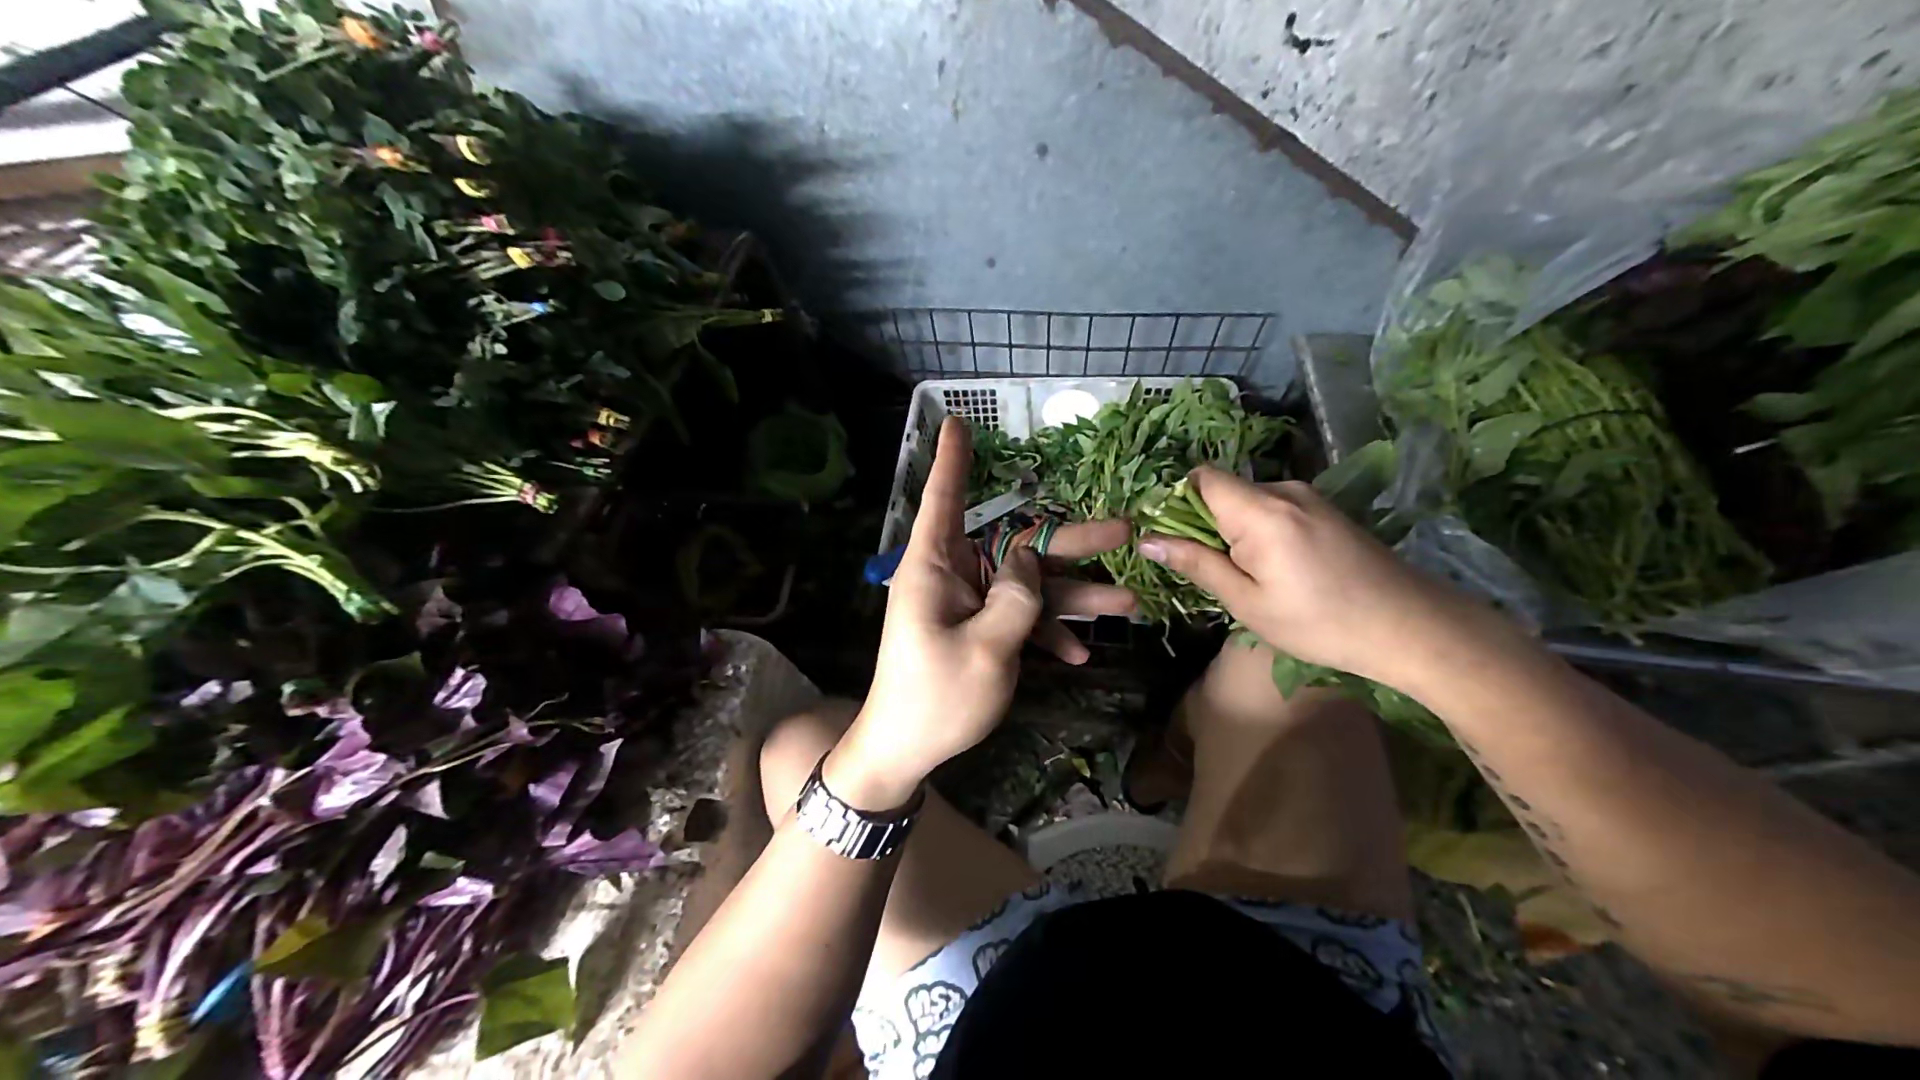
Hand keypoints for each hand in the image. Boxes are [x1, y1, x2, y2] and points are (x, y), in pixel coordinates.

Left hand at [826, 418, 1134, 808]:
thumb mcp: (986, 648)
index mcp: (934, 567)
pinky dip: (1045, 633)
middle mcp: (951, 576)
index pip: (943, 500)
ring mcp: (966, 605)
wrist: (906, 751)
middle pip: (1014, 546)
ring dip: (1072, 598)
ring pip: (1026, 586)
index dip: (953, 461)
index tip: (958, 423)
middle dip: (1068, 544)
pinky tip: (1078, 654)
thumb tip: (1029, 559)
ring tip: (1126, 604)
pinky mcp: (977, 630)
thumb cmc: (936, 697)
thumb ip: (1016, 597)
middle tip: (1123, 532)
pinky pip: (1017, 619)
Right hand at [1135, 467, 1486, 687]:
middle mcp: (1284, 491)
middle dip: (1205, 522)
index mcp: (1261, 511)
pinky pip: (1274, 509)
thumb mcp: (1248, 602)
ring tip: (1247, 576)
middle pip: (1224, 489)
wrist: (1412, 626)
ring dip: (1233, 530)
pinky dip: (1259, 532)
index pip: (1201, 477)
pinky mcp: (1325, 509)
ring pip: (1248, 501)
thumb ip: (1196, 564)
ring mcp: (1309, 497)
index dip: (1178, 501)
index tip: (1172, 538)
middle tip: (1210, 570)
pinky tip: (1276, 570)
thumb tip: (1148, 540)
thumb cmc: (1321, 623)